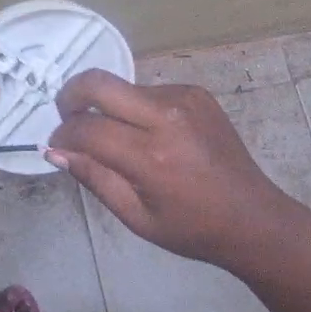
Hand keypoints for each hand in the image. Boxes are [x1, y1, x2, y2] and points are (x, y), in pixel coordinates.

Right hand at [46, 70, 295, 276]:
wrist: (254, 217)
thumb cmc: (191, 228)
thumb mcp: (135, 217)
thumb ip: (93, 177)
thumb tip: (56, 150)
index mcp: (151, 156)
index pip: (87, 129)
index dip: (63, 135)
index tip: (56, 145)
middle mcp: (166, 116)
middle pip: (98, 83)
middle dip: (71, 96)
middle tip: (67, 116)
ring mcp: (183, 97)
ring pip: (122, 87)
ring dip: (108, 106)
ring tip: (118, 138)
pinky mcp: (195, 91)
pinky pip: (148, 91)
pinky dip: (136, 108)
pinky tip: (150, 134)